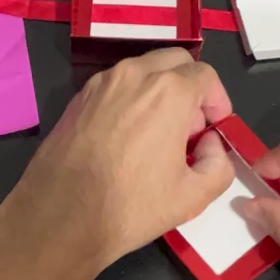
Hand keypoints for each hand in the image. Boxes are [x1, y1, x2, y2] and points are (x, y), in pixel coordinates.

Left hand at [0, 49, 237, 279]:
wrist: (61, 216)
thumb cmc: (131, 205)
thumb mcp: (193, 195)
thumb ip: (219, 164)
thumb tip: (209, 145)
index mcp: (168, 91)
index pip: (206, 76)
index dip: (217, 101)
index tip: (214, 128)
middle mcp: (134, 75)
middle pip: (174, 63)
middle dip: (190, 88)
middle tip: (189, 127)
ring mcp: (100, 84)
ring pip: (142, 71)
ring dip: (159, 91)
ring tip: (157, 134)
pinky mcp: (78, 99)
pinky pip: (115, 86)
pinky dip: (130, 99)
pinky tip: (126, 137)